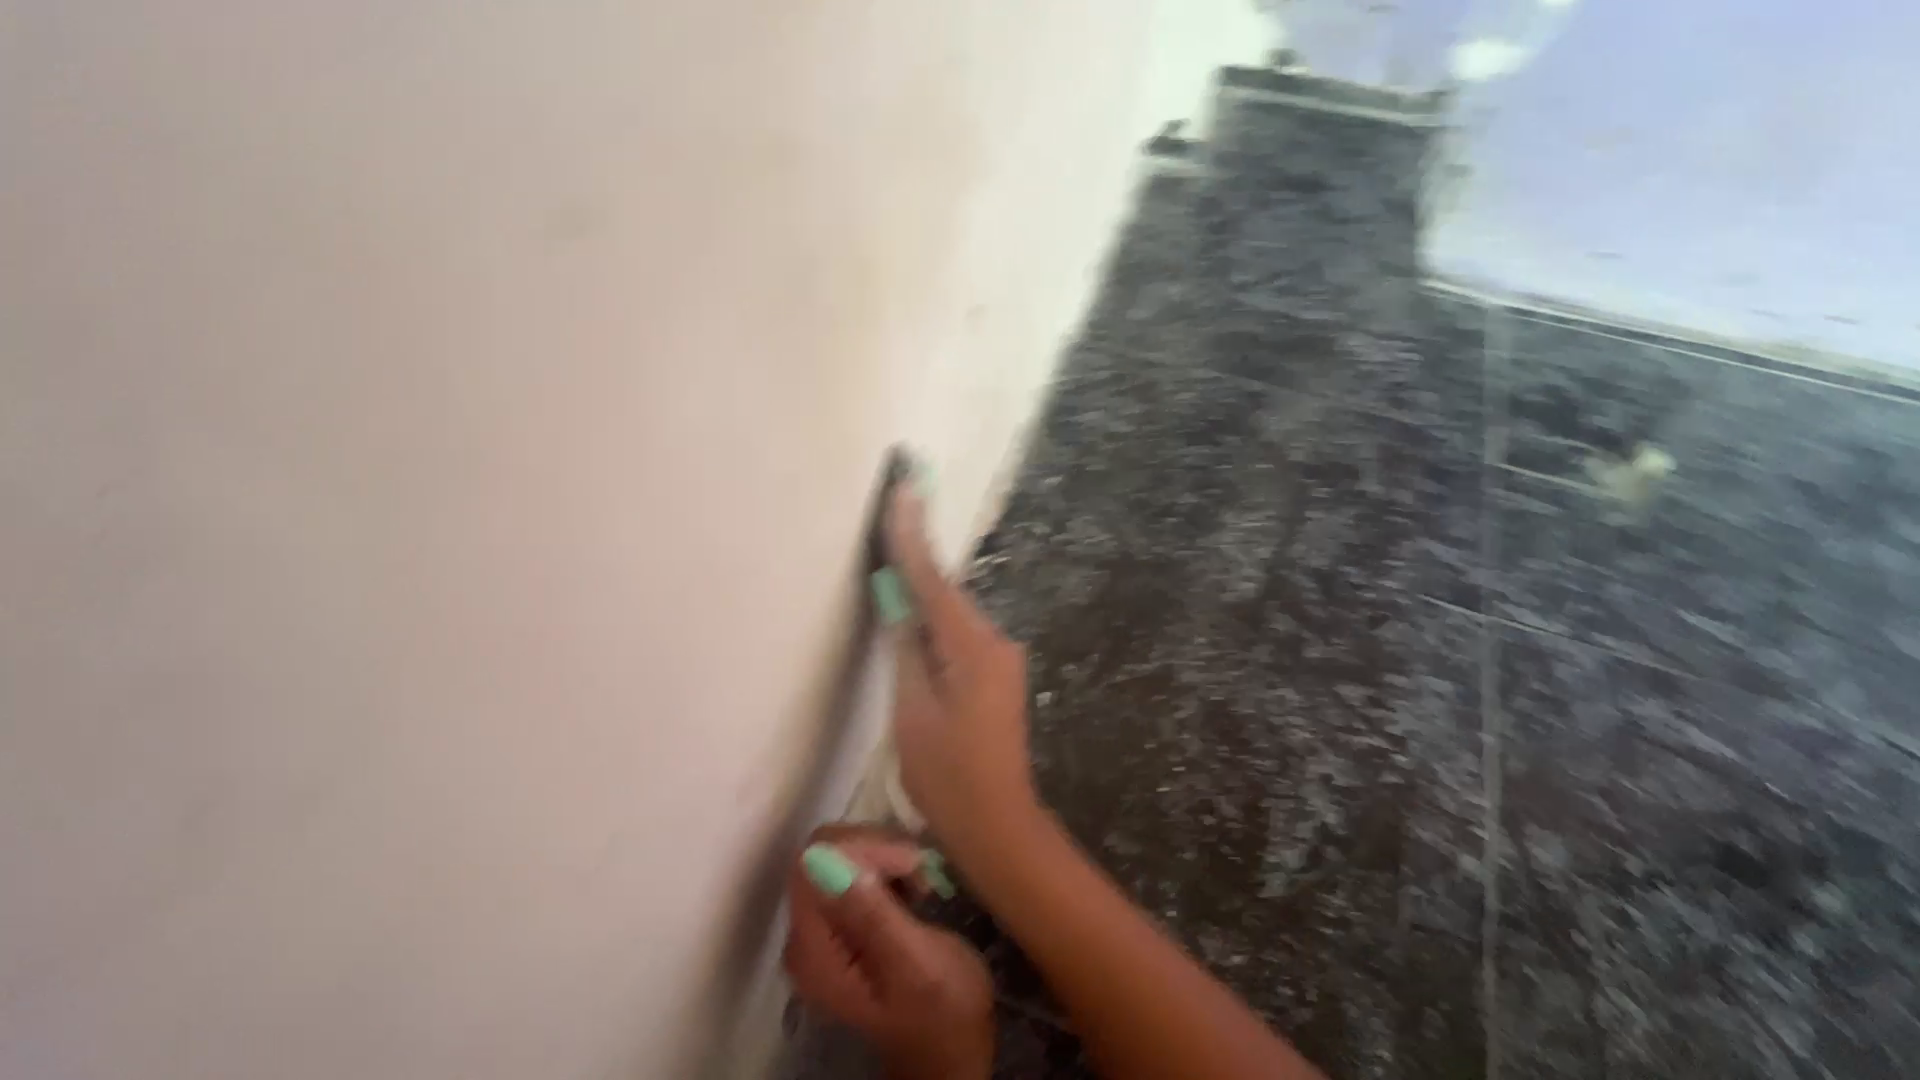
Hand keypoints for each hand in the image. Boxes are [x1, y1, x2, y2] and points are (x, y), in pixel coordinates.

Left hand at [784, 825, 993, 1079]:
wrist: (947, 1046)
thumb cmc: (941, 1010)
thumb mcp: (915, 964)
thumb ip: (874, 915)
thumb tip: (835, 862)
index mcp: (813, 951)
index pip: (811, 864)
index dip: (858, 848)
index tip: (908, 863)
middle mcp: (803, 935)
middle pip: (823, 852)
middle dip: (876, 850)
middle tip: (921, 872)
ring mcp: (820, 927)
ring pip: (840, 853)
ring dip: (886, 856)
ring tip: (922, 883)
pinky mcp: (840, 920)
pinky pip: (852, 868)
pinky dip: (886, 865)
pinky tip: (913, 888)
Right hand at [882, 487, 1038, 859]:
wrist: (998, 824)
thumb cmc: (948, 775)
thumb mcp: (912, 712)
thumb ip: (906, 650)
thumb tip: (899, 603)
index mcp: (974, 647)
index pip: (934, 580)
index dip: (912, 536)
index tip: (904, 487)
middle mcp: (996, 642)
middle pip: (946, 591)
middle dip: (916, 555)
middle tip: (895, 504)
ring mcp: (1001, 659)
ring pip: (952, 613)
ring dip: (923, 588)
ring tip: (893, 550)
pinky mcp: (996, 676)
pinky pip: (958, 635)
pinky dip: (934, 620)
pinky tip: (913, 610)